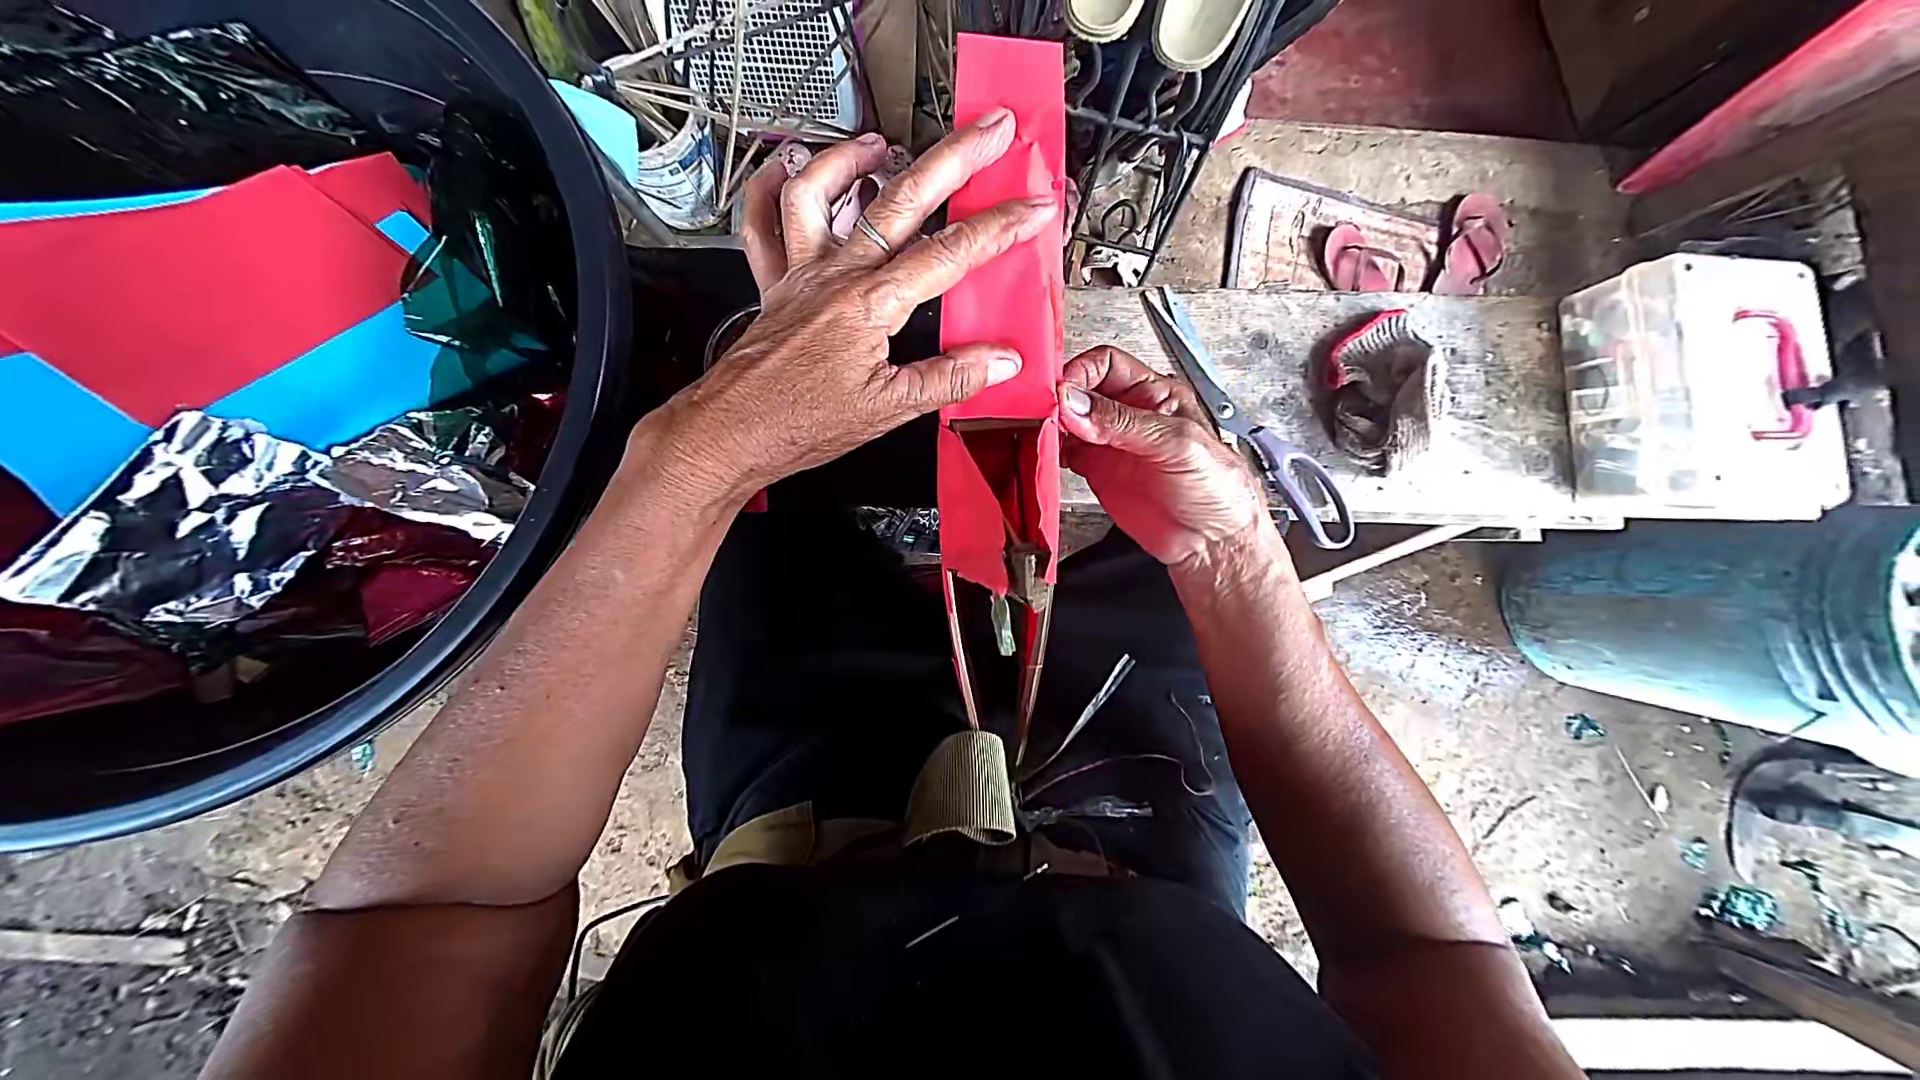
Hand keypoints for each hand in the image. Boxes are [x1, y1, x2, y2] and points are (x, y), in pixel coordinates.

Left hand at [649, 111, 1058, 500]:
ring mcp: (800, 273)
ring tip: (885, 141)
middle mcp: (834, 275)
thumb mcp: (888, 409)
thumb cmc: (798, 423)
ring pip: (821, 190)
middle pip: (901, 198)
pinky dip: (773, 185)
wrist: (733, 432)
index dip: (999, 227)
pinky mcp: (775, 284)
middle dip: (954, 158)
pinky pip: (763, 220)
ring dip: (854, 155)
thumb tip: (997, 362)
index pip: (950, 254)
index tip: (1030, 207)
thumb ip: (949, 379)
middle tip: (987, 133)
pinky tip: (790, 167)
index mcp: (870, 306)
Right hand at [1056, 345, 1281, 571]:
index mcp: (1154, 394)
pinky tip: (1052, 455)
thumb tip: (1075, 402)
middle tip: (1050, 414)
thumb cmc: (1216, 487)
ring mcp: (1111, 444)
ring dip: (1053, 425)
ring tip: (1048, 435)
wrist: (1211, 541)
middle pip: (1081, 390)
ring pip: (1068, 421)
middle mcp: (1129, 415)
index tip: (1065, 393)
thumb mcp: (1175, 443)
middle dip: (1061, 398)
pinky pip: (1065, 453)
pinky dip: (1053, 452)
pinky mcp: (1098, 472)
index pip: (1107, 365)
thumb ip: (1122, 422)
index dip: (1082, 372)